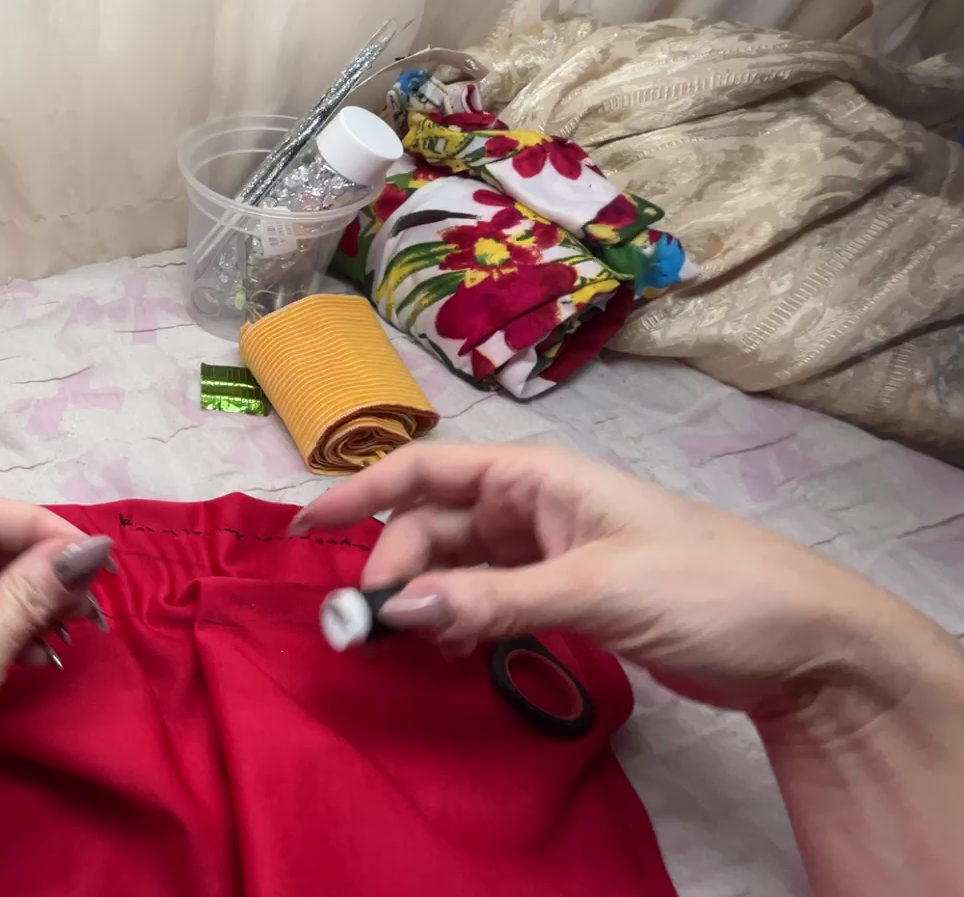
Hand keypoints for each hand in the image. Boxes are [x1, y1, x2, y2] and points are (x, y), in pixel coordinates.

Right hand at [291, 442, 963, 895]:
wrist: (813, 648)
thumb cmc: (706, 587)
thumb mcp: (592, 590)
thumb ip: (487, 599)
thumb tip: (395, 611)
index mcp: (528, 475)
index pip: (421, 472)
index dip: (357, 493)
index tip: (307, 526)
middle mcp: (520, 503)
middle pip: (427, 526)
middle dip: (394, 567)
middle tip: (373, 621)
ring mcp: (532, 547)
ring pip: (446, 563)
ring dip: (423, 597)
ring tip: (417, 640)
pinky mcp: (546, 588)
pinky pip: (475, 594)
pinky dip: (455, 616)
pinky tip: (454, 644)